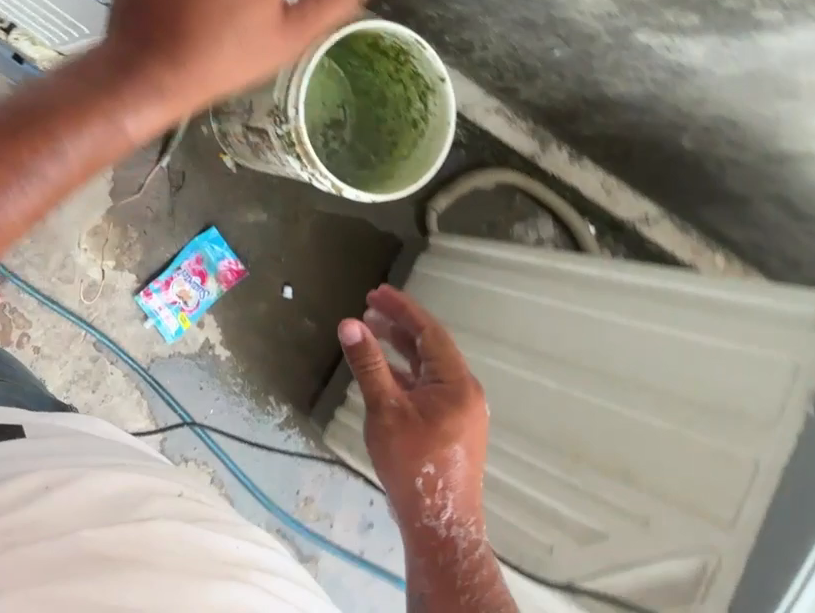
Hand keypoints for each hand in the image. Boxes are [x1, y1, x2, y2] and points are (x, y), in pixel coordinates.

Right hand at [338, 285, 488, 527]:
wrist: (439, 522)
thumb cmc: (413, 463)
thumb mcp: (385, 409)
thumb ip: (368, 364)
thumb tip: (350, 323)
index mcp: (457, 383)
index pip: (429, 332)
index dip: (402, 309)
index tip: (376, 292)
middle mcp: (464, 392)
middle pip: (431, 346)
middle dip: (400, 324)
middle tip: (369, 306)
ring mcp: (460, 410)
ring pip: (428, 366)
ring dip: (400, 346)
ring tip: (371, 331)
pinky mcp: (450, 425)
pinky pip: (427, 385)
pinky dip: (404, 370)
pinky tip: (382, 371)